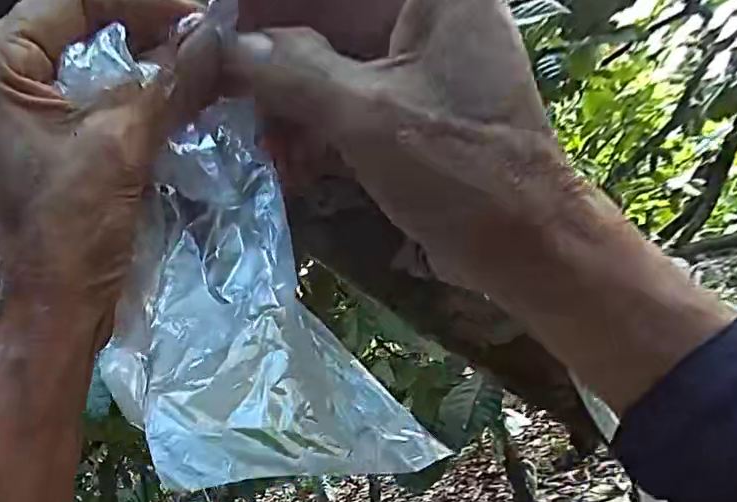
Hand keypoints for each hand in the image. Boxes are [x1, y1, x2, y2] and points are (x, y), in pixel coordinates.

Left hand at [0, 0, 218, 501]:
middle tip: (208, 42)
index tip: (204, 13)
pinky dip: (137, 114)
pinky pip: (97, 119)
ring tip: (202, 73)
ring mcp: (21, 126)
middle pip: (84, 36)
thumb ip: (169, 83)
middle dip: (150, 38)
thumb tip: (220, 31)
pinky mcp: (46, 161)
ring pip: (95, 79)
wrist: (52, 327)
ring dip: (148, 77)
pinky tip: (177, 113)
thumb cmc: (68, 240)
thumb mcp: (120, 150)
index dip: (145, 5)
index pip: (74, 2)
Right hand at [226, 0, 733, 410]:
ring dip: (287, 98)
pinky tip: (284, 154)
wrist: (520, 242)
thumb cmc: (460, 172)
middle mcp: (423, 10)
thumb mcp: (370, 118)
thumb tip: (228, 47)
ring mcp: (417, 62)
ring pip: (331, 63)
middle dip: (271, 54)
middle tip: (219, 87)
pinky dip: (314, 126)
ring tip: (249, 133)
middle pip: (326, 17)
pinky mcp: (410, 110)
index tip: (216, 29)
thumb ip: (295, 74)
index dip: (266, 7)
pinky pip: (347, 102)